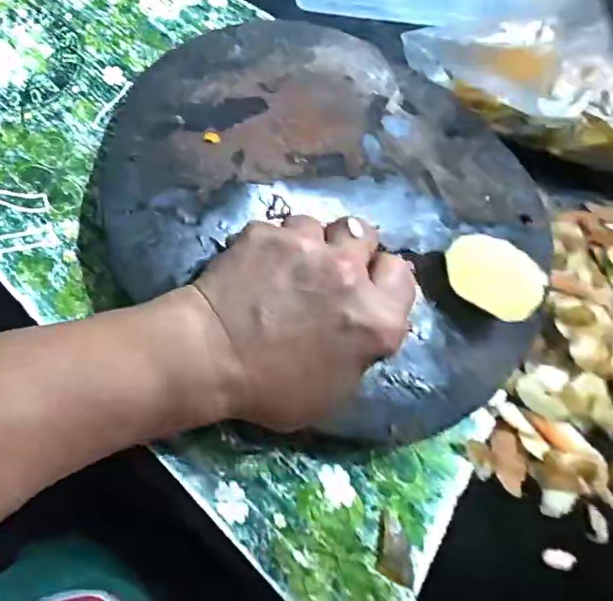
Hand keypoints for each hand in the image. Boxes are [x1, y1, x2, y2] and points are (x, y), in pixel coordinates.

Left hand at [189, 215, 416, 431]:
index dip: (383, 277)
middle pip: (365, 233)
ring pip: (319, 224)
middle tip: (330, 266)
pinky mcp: (268, 231)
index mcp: (376, 316)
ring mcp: (306, 245)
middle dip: (351, 247)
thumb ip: (363, 343)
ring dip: (310, 241)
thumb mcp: (338, 387)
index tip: (366, 285)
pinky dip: (273, 241)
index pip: (401, 273)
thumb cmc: (274, 388)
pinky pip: (280, 226)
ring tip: (288, 261)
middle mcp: (348, 272)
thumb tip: (365, 317)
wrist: (211, 355)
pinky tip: (258, 261)